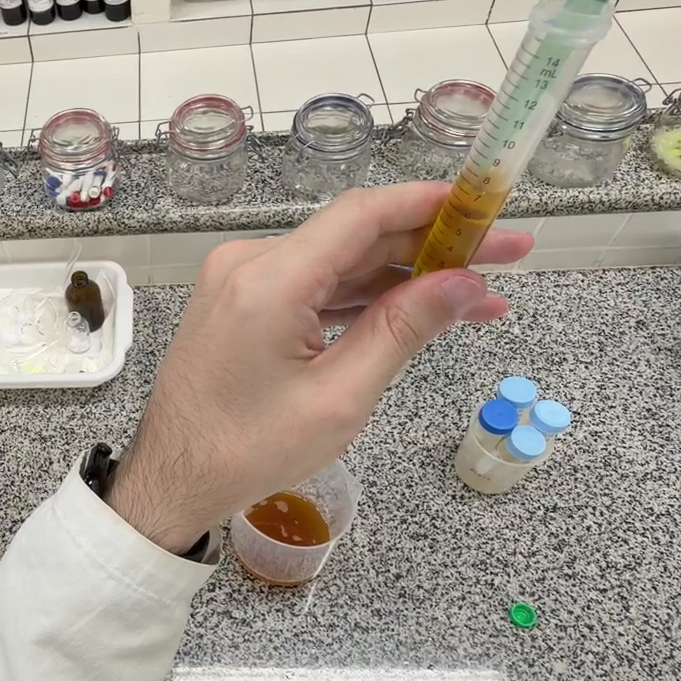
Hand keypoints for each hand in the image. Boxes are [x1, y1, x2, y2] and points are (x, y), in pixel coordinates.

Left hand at [105, 183, 531, 552]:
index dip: (431, 203)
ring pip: (335, 263)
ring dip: (400, 278)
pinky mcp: (237, 303)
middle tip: (507, 256)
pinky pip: (308, 287)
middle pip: (354, 236)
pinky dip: (358, 299)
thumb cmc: (249, 451)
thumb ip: (403, 329)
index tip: (488, 203)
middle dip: (432, 246)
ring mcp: (237, 281)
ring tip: (476, 297)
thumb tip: (466, 282)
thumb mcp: (339, 397)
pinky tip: (411, 311)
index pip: (362, 214)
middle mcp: (248, 264)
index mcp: (269, 279)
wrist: (173, 477)